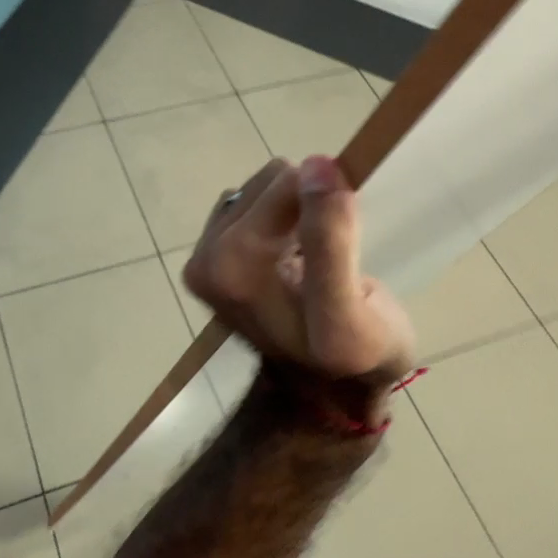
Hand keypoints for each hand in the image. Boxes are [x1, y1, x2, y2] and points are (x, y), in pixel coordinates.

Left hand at [182, 157, 415, 383]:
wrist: (322, 392)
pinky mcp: (210, 248)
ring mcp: (203, 253)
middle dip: (311, 205)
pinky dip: (283, 215)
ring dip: (297, 211)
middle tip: (330, 256)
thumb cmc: (353, 359)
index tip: (349, 233)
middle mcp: (205, 258)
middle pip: (273, 178)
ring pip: (266, 183)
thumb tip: (317, 165)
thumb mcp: (354, 319)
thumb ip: (333, 242)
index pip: (288, 187)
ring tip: (311, 258)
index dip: (328, 200)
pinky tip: (293, 254)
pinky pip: (256, 197)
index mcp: (232, 268)